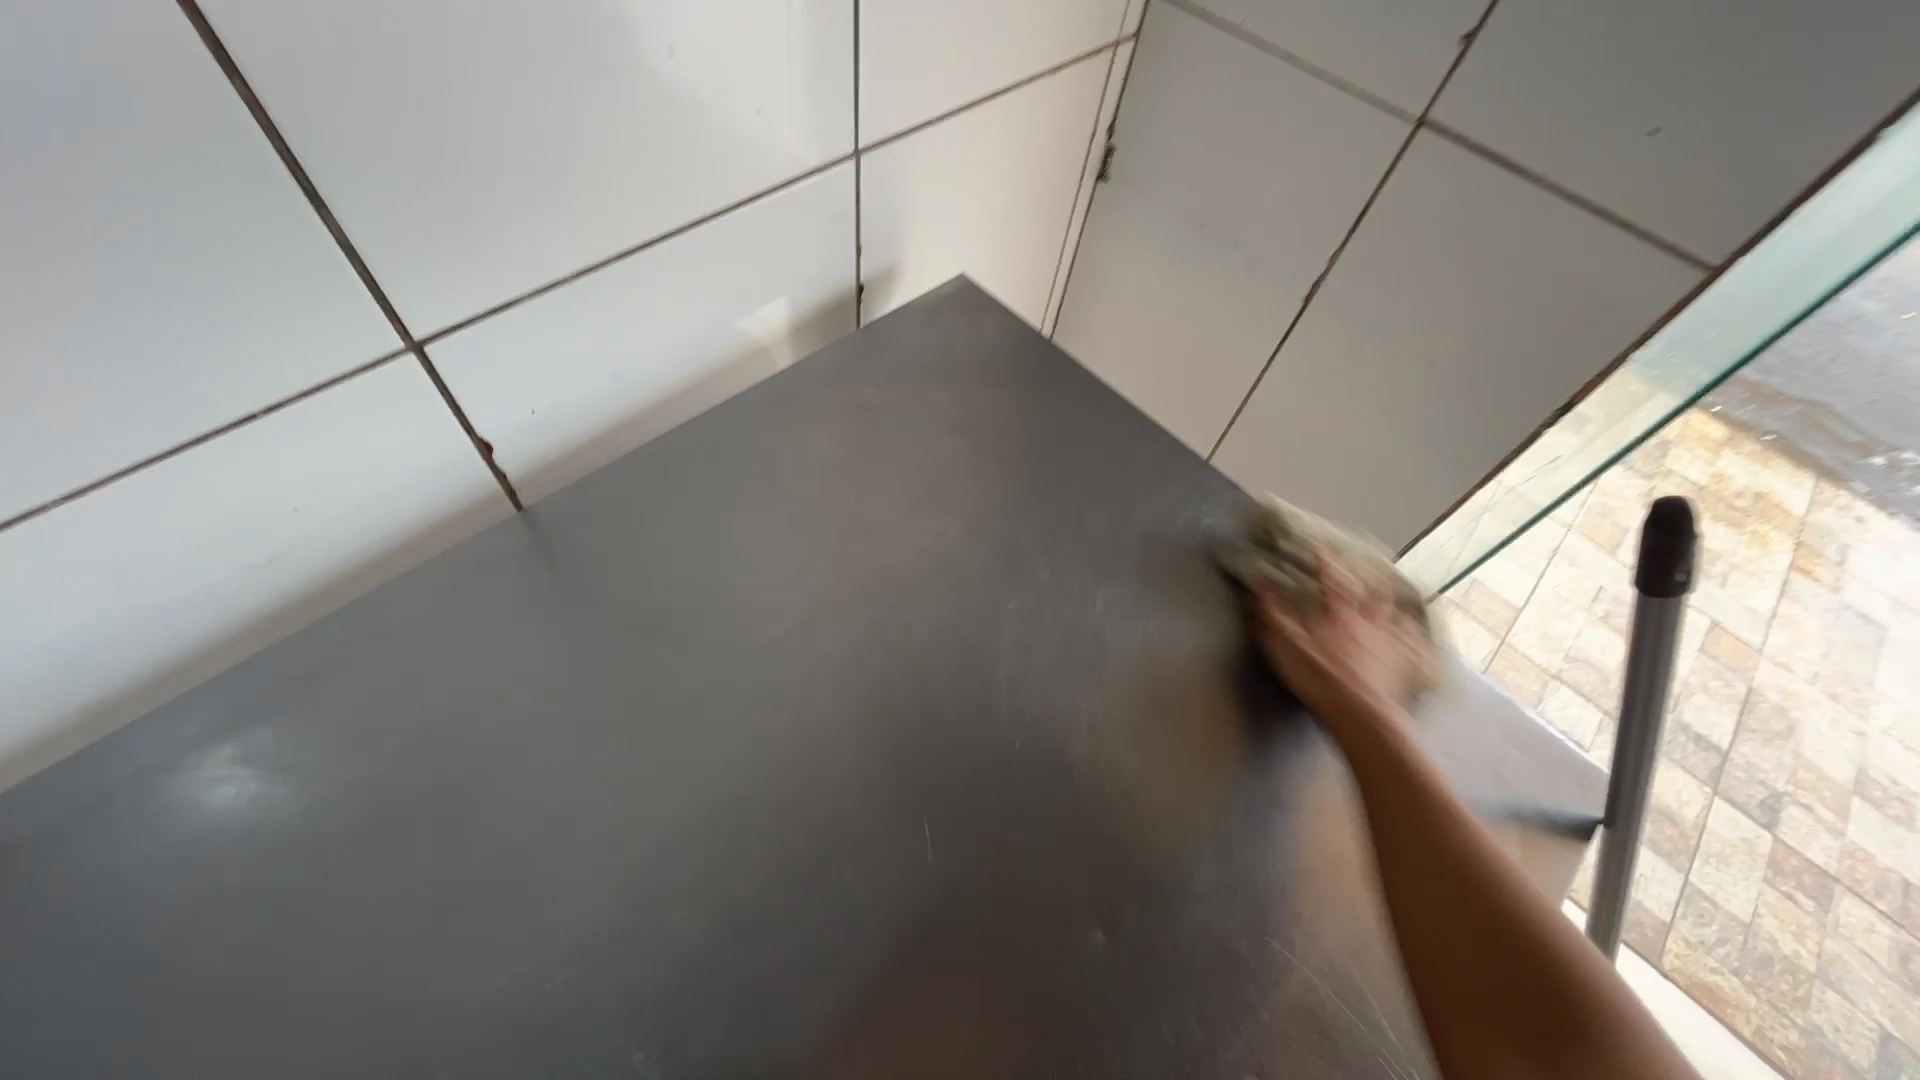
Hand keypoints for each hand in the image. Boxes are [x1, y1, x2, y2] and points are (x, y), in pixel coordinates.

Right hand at [1252, 550, 1434, 732]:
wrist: (1360, 713)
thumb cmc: (1318, 677)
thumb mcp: (1286, 644)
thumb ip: (1273, 613)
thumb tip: (1259, 581)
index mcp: (1337, 614)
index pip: (1329, 580)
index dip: (1324, 562)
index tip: (1319, 546)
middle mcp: (1367, 621)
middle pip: (1372, 594)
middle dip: (1369, 578)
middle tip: (1370, 566)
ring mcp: (1390, 643)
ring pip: (1396, 617)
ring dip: (1395, 606)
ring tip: (1397, 598)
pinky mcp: (1404, 666)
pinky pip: (1414, 649)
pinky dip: (1417, 641)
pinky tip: (1420, 639)